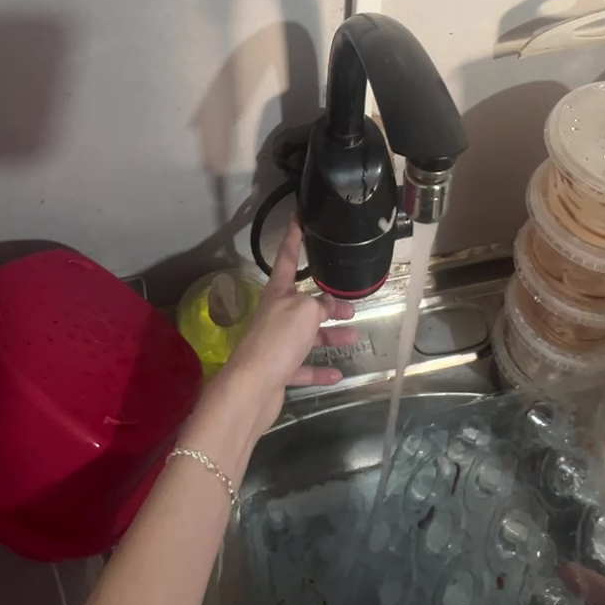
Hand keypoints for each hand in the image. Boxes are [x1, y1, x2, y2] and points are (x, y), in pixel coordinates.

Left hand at [210, 225, 357, 441]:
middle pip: (304, 303)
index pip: (287, 257)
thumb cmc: (277, 340)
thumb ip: (321, 304)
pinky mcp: (278, 370)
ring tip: (353, 336)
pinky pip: (303, 367)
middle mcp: (275, 314)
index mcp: (277, 293)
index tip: (298, 216)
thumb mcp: (305, 312)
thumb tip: (330, 305)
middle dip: (327, 303)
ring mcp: (276, 343)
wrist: (251, 387)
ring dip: (329, 336)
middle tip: (350, 305)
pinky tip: (339, 373)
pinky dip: (320, 369)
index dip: (294, 236)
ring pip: (307, 335)